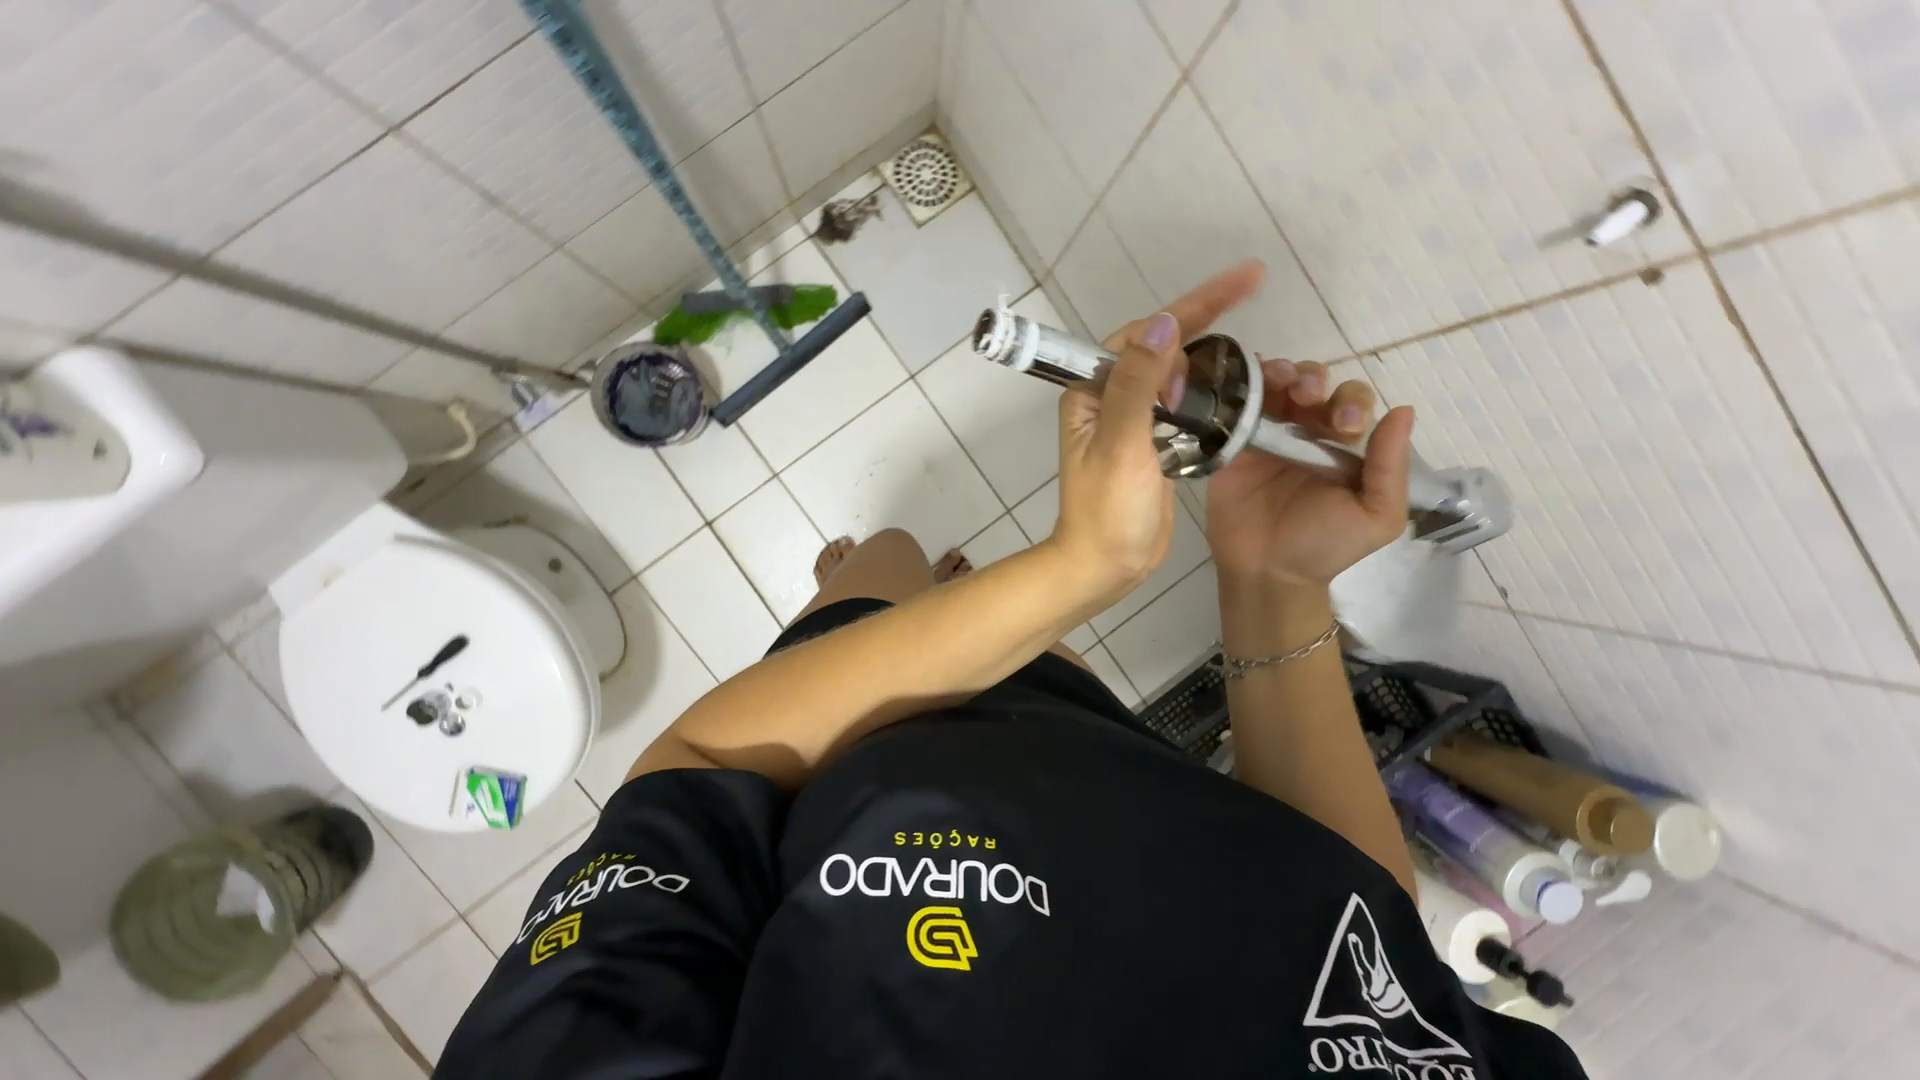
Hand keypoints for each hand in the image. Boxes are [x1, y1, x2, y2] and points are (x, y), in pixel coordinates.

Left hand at [1051, 260, 1266, 605]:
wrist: (1106, 566)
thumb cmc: (1106, 509)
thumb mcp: (1119, 443)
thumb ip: (1137, 384)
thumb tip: (1162, 325)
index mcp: (1092, 391)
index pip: (1143, 334)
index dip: (1193, 307)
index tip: (1246, 280)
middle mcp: (1110, 399)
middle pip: (1161, 348)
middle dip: (1204, 325)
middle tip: (1251, 300)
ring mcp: (1134, 421)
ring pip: (1175, 375)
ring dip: (1210, 360)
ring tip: (1250, 355)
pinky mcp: (1155, 443)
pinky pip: (1185, 406)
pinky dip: (1210, 395)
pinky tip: (1238, 391)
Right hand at [1206, 358, 1414, 586]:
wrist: (1268, 571)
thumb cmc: (1324, 547)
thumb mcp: (1377, 516)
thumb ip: (1391, 468)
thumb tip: (1404, 410)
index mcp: (1345, 447)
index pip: (1352, 403)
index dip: (1351, 402)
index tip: (1343, 426)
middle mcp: (1307, 434)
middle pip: (1314, 384)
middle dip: (1314, 381)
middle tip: (1306, 399)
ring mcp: (1268, 435)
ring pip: (1278, 384)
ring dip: (1284, 373)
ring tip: (1283, 385)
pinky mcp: (1235, 443)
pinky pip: (1241, 404)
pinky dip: (1247, 382)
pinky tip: (1252, 381)